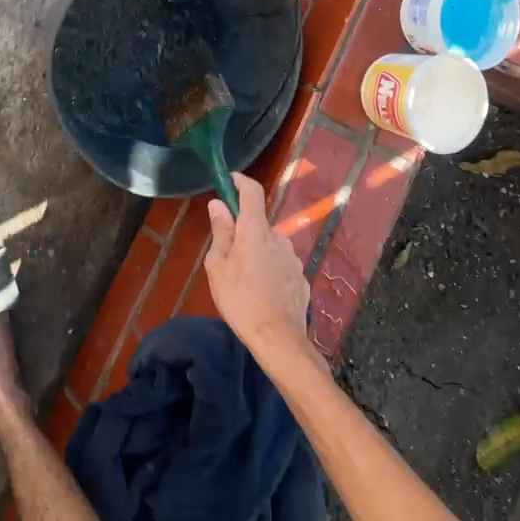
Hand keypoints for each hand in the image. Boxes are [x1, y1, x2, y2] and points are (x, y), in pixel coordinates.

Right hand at [203, 173, 316, 376]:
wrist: (278, 340)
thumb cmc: (240, 300)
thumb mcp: (218, 266)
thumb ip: (221, 233)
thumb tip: (219, 205)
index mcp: (255, 231)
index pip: (252, 192)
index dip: (240, 181)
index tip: (229, 180)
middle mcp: (279, 238)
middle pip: (257, 225)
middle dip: (242, 234)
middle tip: (227, 258)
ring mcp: (293, 259)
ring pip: (269, 247)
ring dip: (257, 254)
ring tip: (244, 281)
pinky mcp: (302, 279)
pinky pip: (281, 266)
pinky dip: (270, 271)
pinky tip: (262, 294)